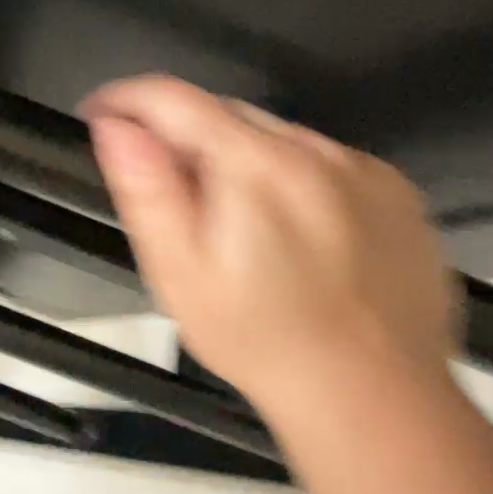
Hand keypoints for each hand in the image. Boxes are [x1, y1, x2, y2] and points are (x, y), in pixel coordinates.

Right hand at [81, 76, 460, 410]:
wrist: (374, 397)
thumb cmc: (255, 334)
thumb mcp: (174, 265)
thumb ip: (145, 186)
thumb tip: (114, 126)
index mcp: (256, 165)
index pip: (172, 96)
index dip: (121, 98)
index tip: (94, 115)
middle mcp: (318, 152)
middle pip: (222, 111)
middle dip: (176, 134)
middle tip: (158, 189)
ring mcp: (366, 171)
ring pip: (271, 134)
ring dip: (230, 154)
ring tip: (222, 219)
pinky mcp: (397, 194)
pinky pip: (318, 161)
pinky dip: (283, 175)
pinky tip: (281, 230)